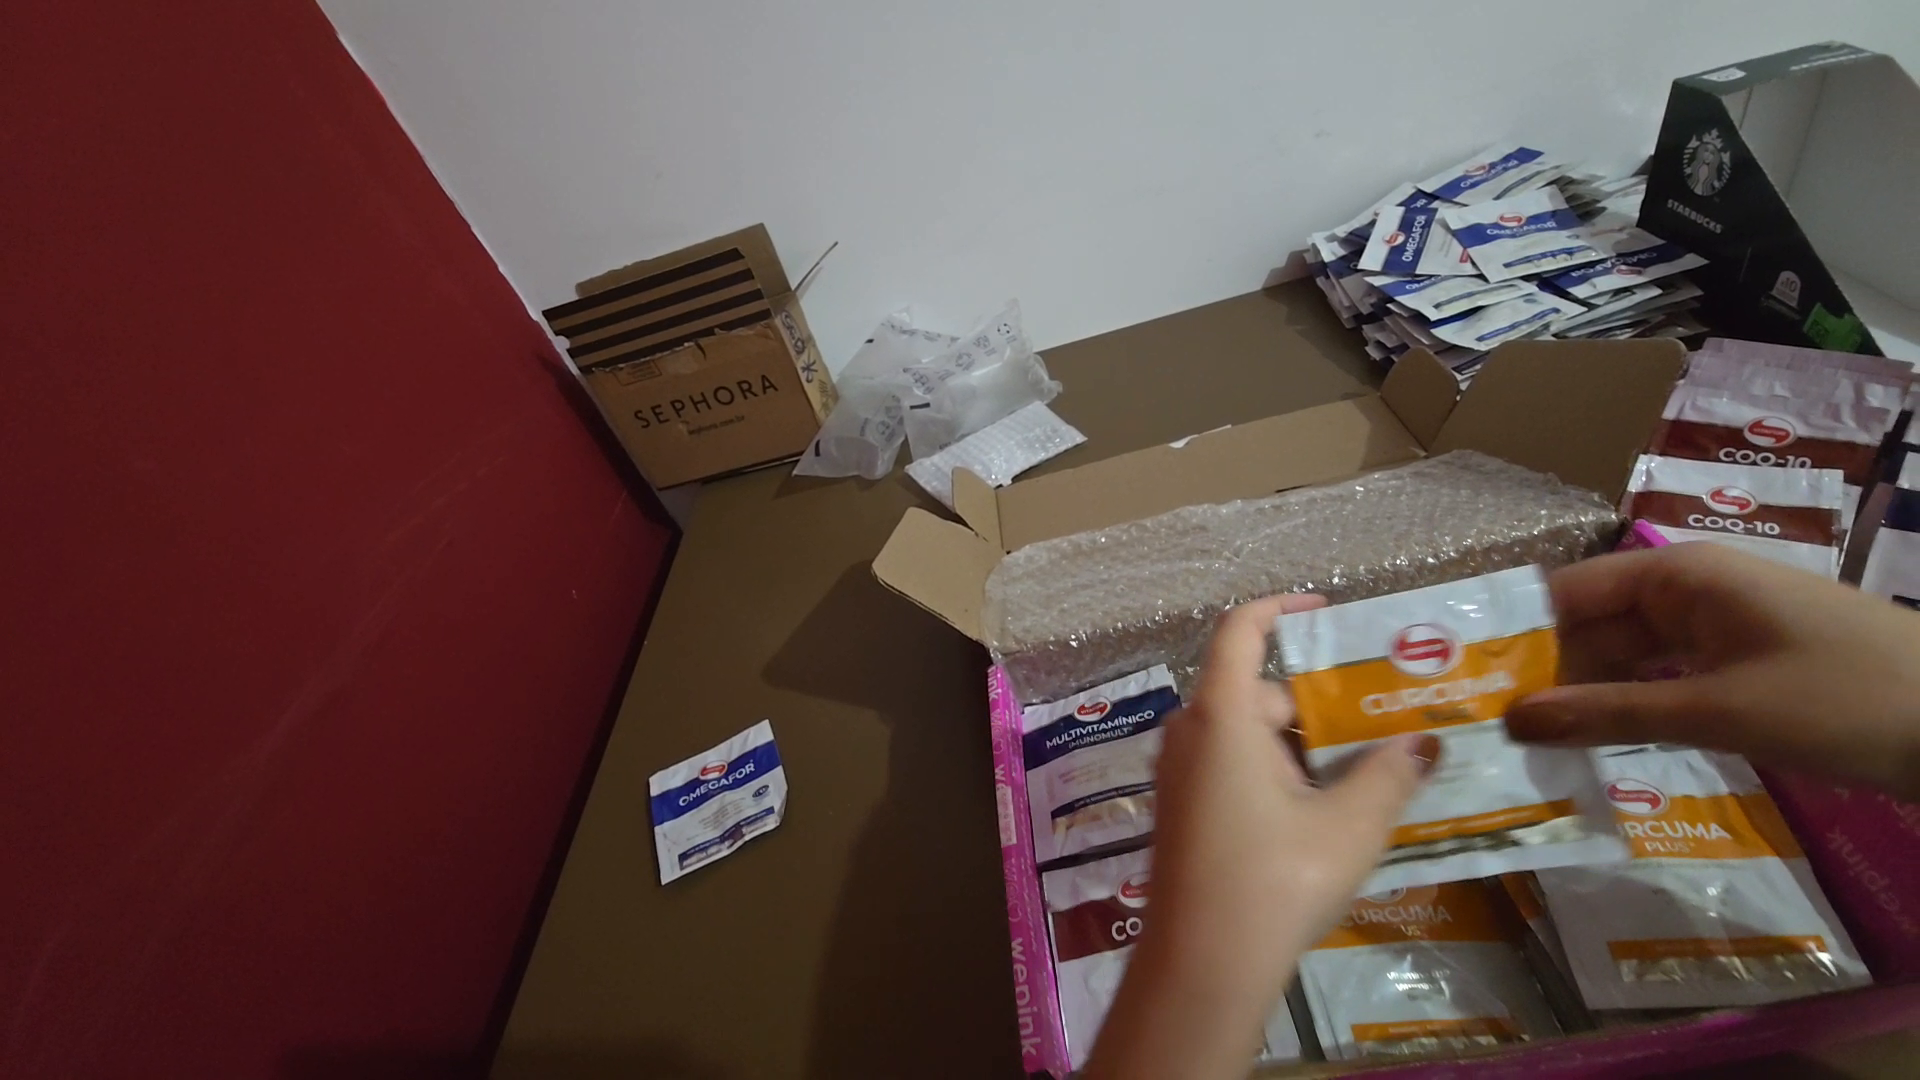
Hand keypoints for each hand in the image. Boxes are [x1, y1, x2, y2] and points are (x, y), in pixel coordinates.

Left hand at [1084, 595, 1439, 1079]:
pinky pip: (1227, 761)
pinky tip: (1310, 817)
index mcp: (1221, 714)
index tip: (1322, 607)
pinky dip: (1268, 769)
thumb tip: (1424, 740)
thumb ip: (1390, 774)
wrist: (1200, 960)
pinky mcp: (1177, 800)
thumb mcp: (1348, 826)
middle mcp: (1189, 729)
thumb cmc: (1275, 879)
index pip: (1240, 631)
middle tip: (1375, 737)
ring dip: (1295, 747)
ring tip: (1356, 786)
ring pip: (1245, 731)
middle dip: (1313, 709)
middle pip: (1255, 691)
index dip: (1278, 607)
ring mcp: (1177, 766)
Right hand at [1508, 543, 1919, 797]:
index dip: (1514, 630)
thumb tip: (1510, 722)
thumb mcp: (1720, 710)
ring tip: (1526, 736)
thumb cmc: (1852, 700)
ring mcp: (1714, 629)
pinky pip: (1657, 677)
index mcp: (1677, 575)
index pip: (1565, 591)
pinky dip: (1623, 705)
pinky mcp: (1737, 665)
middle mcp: (1686, 590)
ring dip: (1579, 693)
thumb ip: (1607, 713)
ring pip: (1619, 655)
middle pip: (1587, 625)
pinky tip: (1590, 739)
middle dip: (1542, 670)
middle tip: (1488, 718)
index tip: (1467, 673)